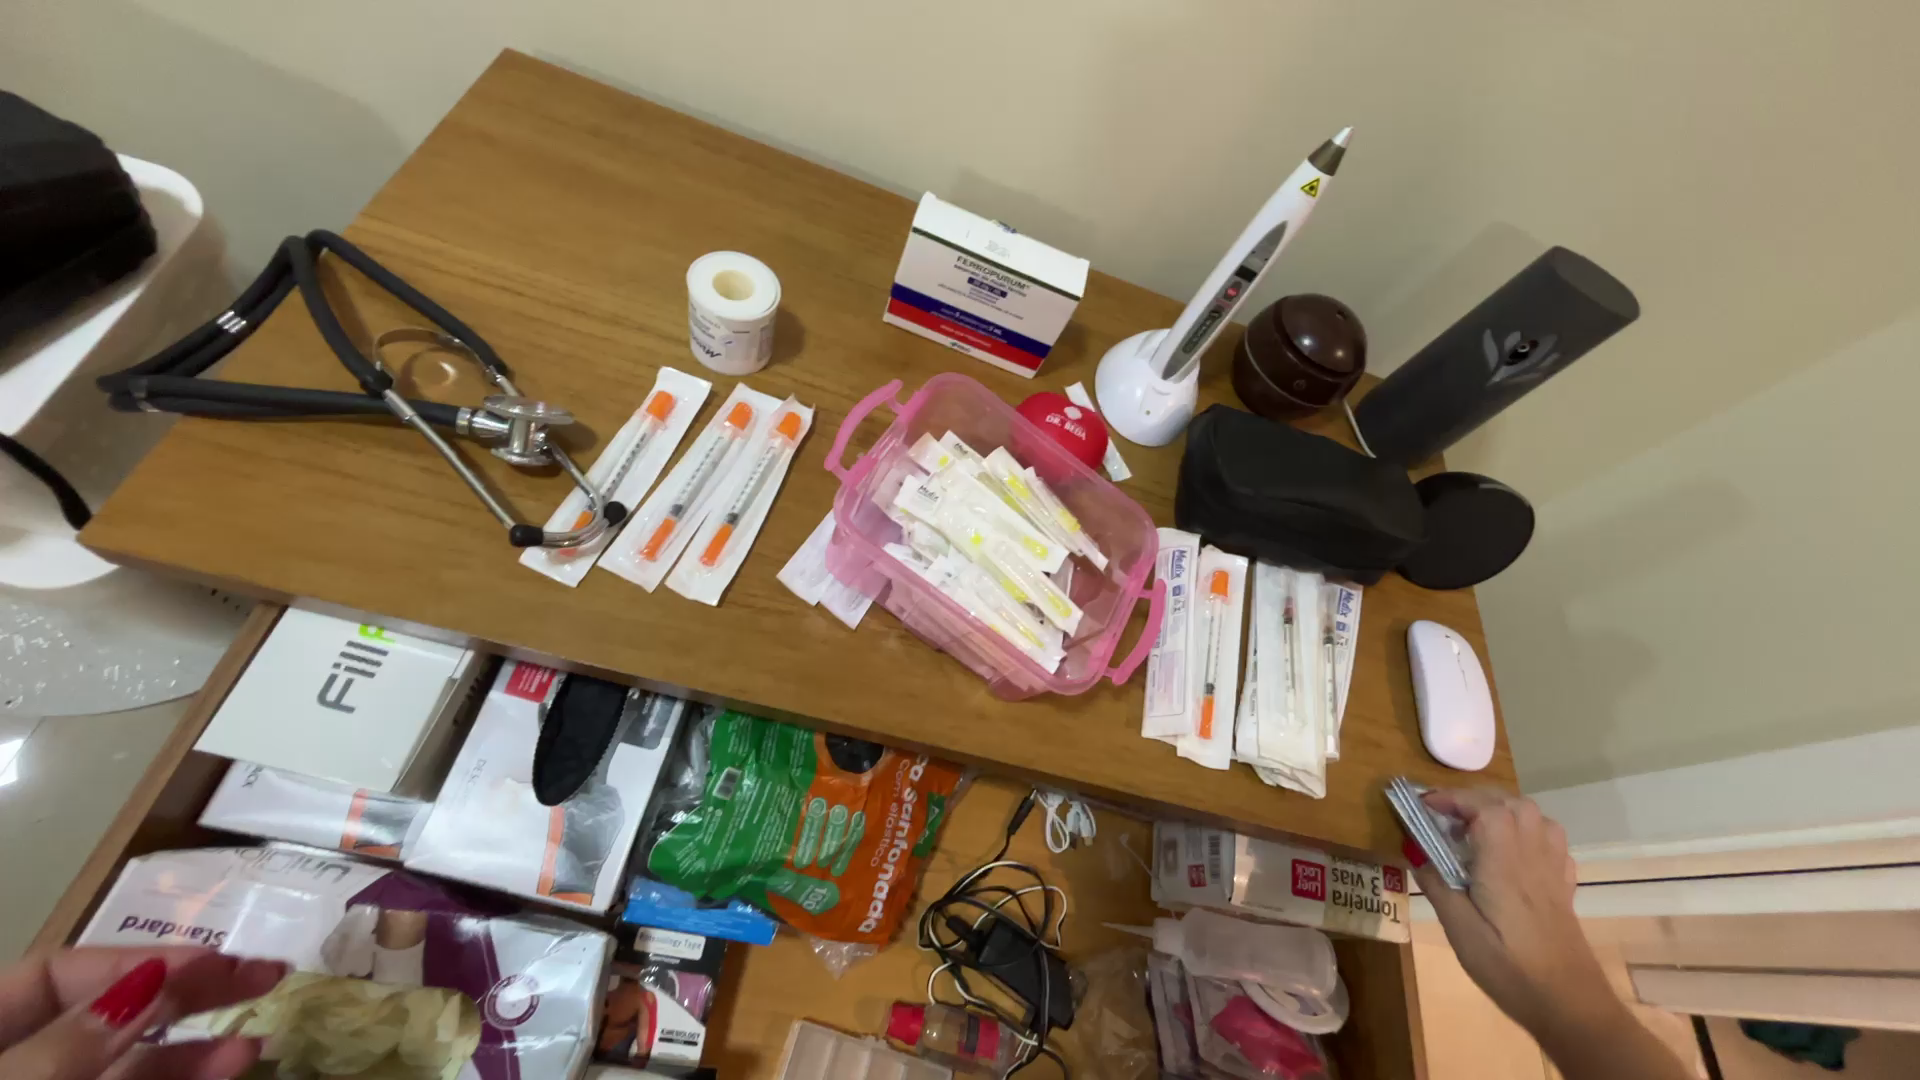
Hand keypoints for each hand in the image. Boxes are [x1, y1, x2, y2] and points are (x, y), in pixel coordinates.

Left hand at [0, 946, 287, 1079]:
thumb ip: (64, 1045)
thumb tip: (153, 981)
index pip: (55, 973)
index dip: (135, 960)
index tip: (213, 959)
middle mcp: (15, 1060)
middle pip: (107, 1011)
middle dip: (187, 991)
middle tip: (266, 973)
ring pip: (129, 1059)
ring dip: (199, 1043)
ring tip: (256, 1037)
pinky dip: (188, 1077)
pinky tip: (232, 1064)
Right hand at [1409, 789, 1614, 1037]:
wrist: (1573, 1009)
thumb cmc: (1510, 969)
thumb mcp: (1460, 929)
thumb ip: (1436, 884)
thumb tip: (1413, 849)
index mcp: (1504, 864)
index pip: (1486, 808)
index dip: (1454, 797)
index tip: (1425, 806)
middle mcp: (1532, 859)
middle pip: (1512, 803)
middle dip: (1474, 799)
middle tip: (1445, 816)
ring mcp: (1553, 872)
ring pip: (1536, 817)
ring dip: (1503, 810)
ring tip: (1476, 828)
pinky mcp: (1563, 888)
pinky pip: (1551, 841)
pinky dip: (1527, 832)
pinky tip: (1509, 851)